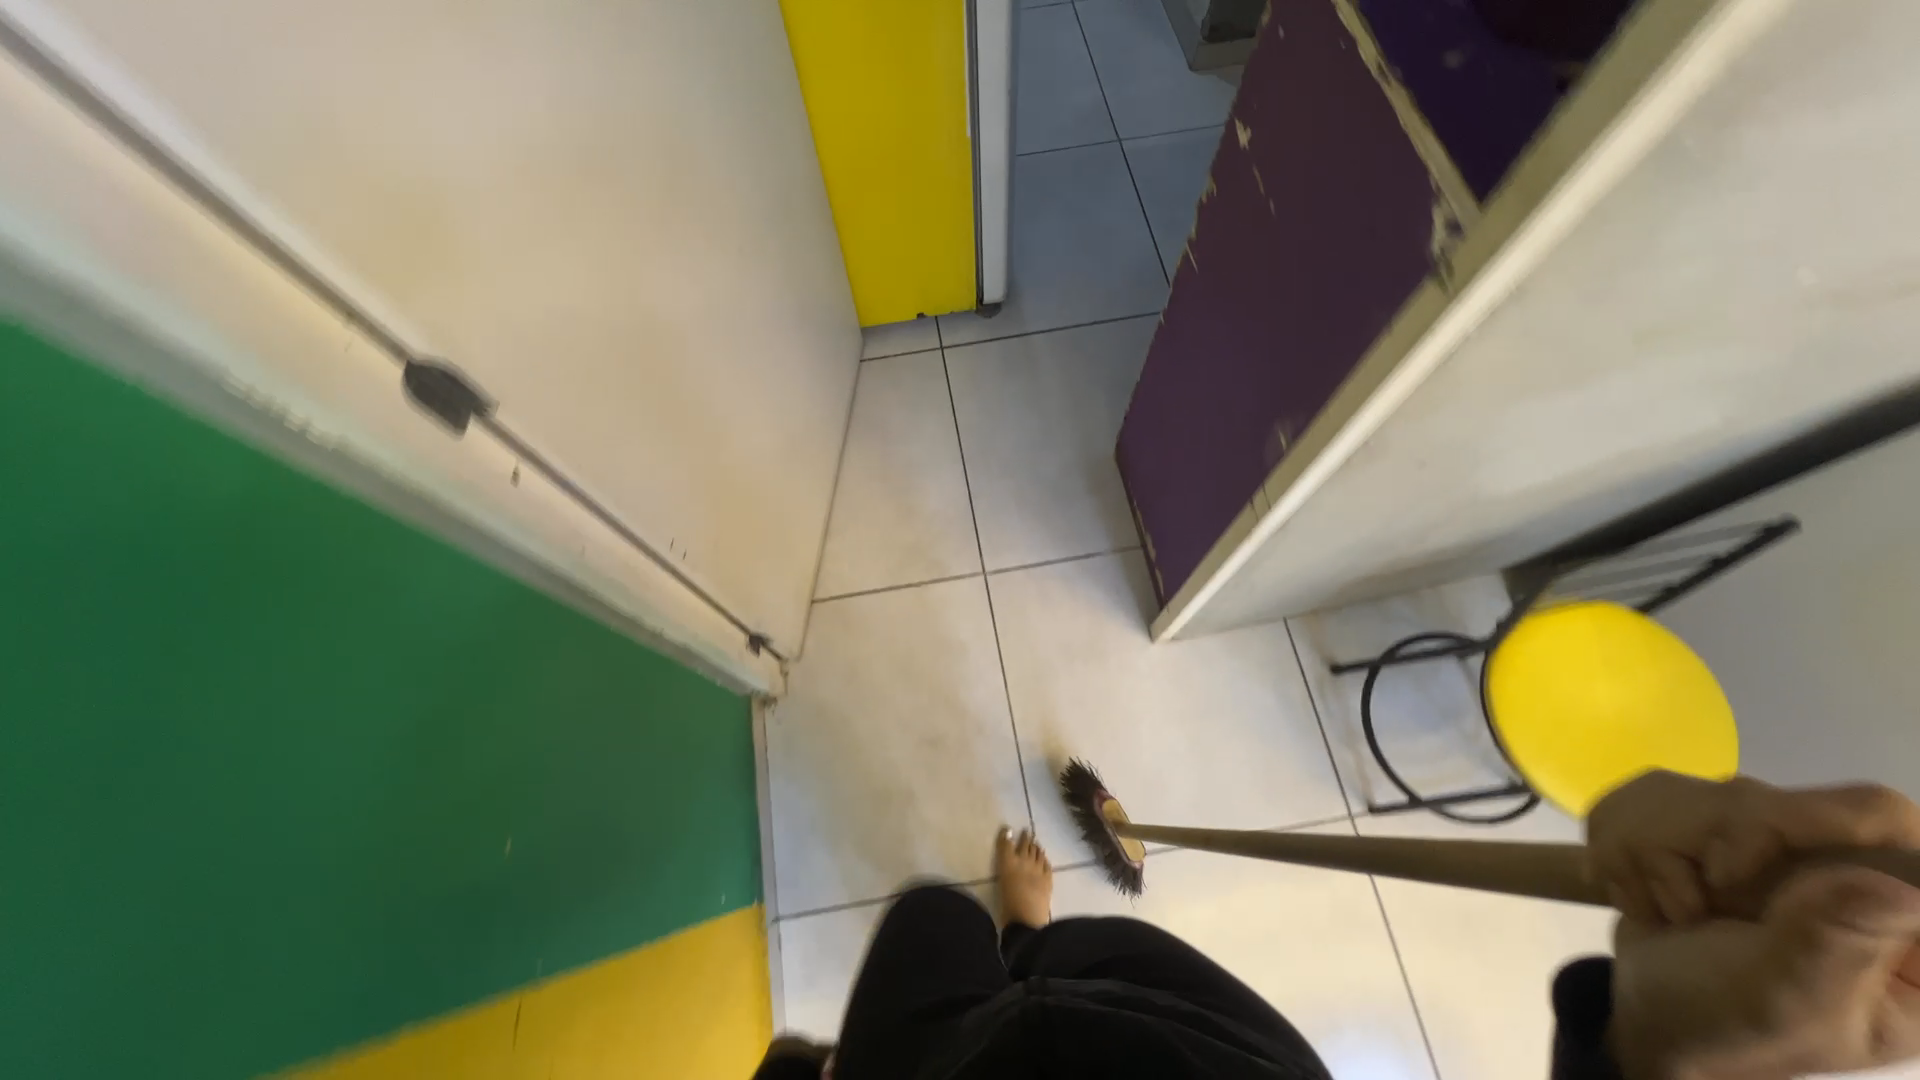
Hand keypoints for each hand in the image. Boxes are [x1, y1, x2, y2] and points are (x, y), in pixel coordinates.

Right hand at [1588, 771, 1919, 1078]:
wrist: (1646, 1018)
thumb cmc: (1725, 1025)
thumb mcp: (1784, 1000)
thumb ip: (1831, 944)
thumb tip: (1892, 886)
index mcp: (1900, 927)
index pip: (1881, 820)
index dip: (1805, 822)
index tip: (1729, 868)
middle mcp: (1842, 871)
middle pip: (1770, 798)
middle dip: (1701, 844)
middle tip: (1688, 903)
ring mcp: (1772, 849)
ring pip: (1703, 791)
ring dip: (1652, 846)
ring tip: (1665, 906)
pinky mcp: (1713, 834)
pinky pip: (1652, 795)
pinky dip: (1624, 841)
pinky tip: (1642, 889)